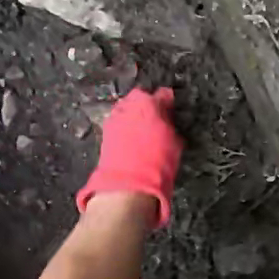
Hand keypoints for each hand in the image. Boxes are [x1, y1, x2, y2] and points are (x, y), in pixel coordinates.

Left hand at [76, 87, 183, 227]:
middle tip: (156, 120)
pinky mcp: (105, 131)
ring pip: (126, 109)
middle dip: (147, 106)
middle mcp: (128, 105)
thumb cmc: (158, 161)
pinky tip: (130, 140)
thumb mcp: (173, 141)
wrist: (128, 183)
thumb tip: (167, 118)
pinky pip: (118, 122)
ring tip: (142, 131)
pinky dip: (124, 127)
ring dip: (133, 116)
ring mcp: (114, 117)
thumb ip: (170, 124)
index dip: (167, 103)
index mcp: (148, 102)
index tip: (170, 110)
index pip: (162, 94)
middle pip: (139, 99)